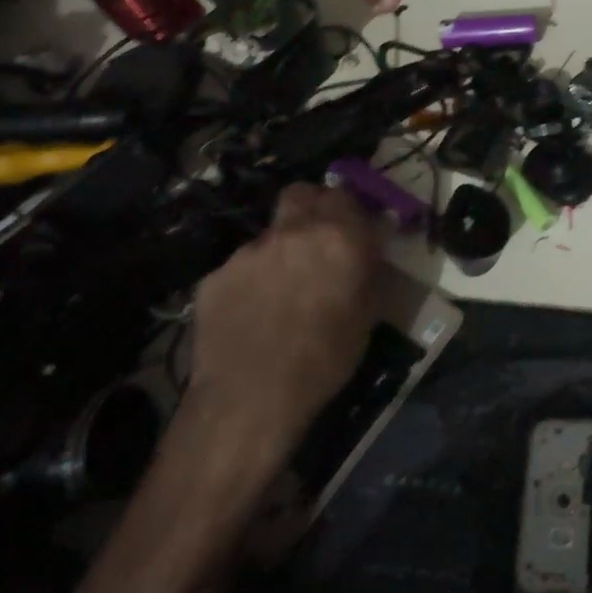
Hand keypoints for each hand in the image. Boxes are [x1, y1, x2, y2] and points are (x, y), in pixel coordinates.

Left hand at [189, 184, 380, 445]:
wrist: (250, 398)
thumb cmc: (325, 359)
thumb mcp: (368, 314)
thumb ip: (372, 268)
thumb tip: (376, 239)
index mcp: (339, 238)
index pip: (346, 195)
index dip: (351, 210)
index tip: (356, 229)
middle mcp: (292, 232)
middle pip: (302, 193)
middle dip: (313, 207)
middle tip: (321, 239)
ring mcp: (248, 251)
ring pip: (271, 233)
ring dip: (283, 249)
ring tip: (284, 289)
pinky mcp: (215, 275)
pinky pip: (242, 266)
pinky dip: (253, 280)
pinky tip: (254, 312)